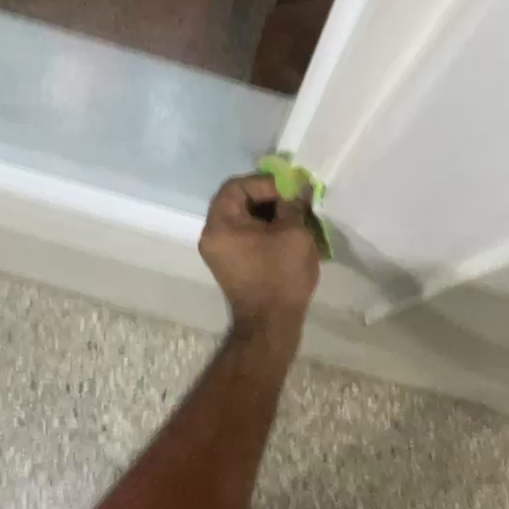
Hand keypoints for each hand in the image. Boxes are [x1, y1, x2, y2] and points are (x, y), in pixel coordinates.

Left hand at [198, 174, 320, 333]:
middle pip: (236, 200)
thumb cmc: (281, 276)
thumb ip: (293, 204)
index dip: (265, 183)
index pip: (237, 186)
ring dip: (267, 213)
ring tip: (294, 215)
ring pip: (241, 218)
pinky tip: (286, 232)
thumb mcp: (294, 233)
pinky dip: (263, 228)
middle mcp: (211, 235)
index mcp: (220, 224)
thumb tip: (296, 189)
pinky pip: (243, 234)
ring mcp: (218, 251)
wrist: (271, 325)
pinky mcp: (229, 263)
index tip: (291, 190)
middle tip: (294, 199)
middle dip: (267, 196)